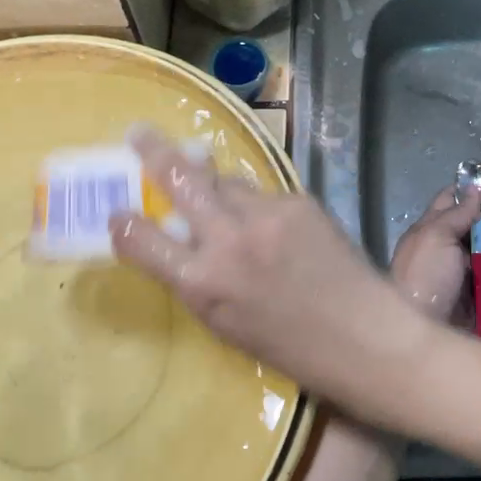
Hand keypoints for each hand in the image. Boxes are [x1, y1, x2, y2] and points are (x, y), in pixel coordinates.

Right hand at [108, 128, 433, 408]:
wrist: (364, 336)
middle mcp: (228, 240)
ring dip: (213, 183)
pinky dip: (257, 204)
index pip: (140, 240)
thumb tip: (179, 237)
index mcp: (202, 283)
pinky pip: (264, 194)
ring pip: (225, 181)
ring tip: (210, 184)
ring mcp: (266, 214)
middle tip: (139, 132)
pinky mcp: (298, 201)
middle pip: (180, 178)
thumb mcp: (225, 323)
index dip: (123, 223)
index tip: (117, 211)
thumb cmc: (290, 348)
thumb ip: (197, 278)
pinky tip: (272, 226)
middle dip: (154, 150)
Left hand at [391, 187, 480, 327]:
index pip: (453, 202)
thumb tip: (473, 191)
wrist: (422, 333)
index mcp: (432, 229)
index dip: (474, 192)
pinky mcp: (475, 302)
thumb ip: (457, 214)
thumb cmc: (425, 276)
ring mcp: (462, 276)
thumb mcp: (436, 236)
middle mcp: (447, 249)